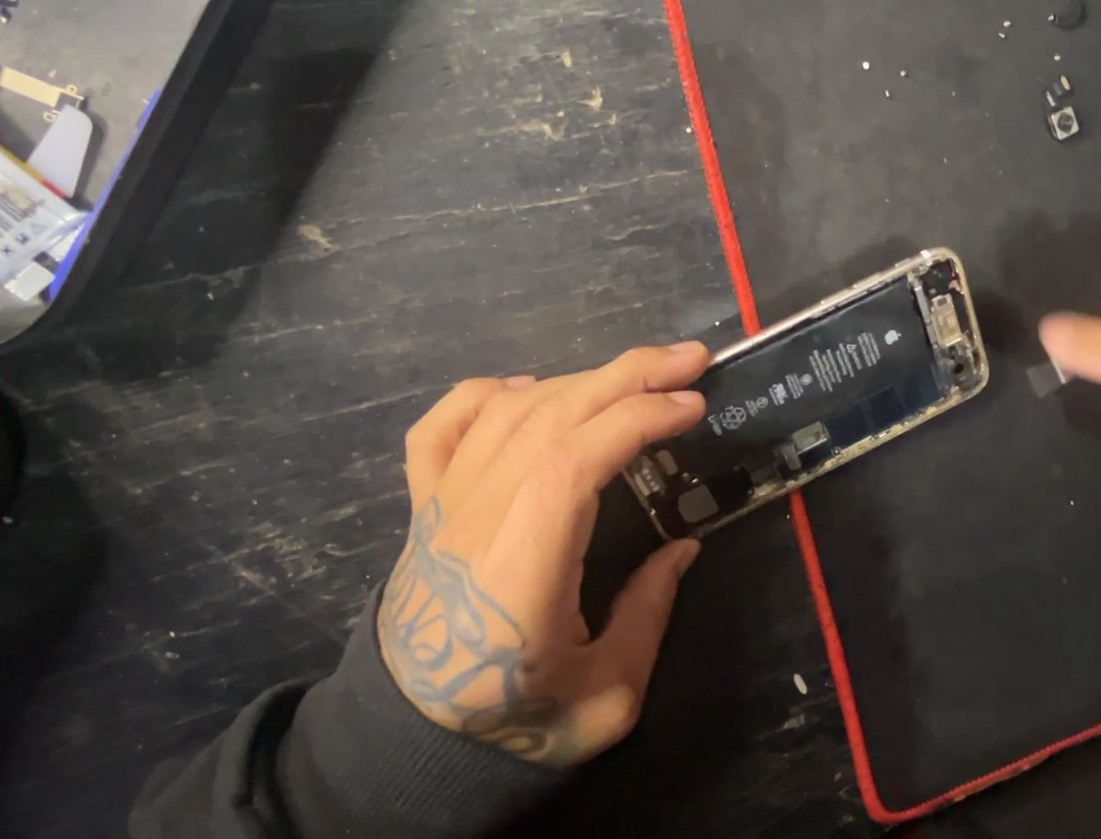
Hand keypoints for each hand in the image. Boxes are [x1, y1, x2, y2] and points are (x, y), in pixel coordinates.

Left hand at [377, 343, 711, 764]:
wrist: (407, 740)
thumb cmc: (511, 720)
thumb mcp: (605, 697)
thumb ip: (649, 616)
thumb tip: (684, 545)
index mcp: (521, 572)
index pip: (572, 461)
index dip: (636, 419)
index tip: (693, 406)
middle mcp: (475, 520)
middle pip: (549, 418)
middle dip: (628, 376)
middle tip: (690, 359)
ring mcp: (440, 506)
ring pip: (509, 411)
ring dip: (580, 381)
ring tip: (636, 380)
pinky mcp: (421, 504)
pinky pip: (443, 425)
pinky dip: (487, 392)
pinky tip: (530, 388)